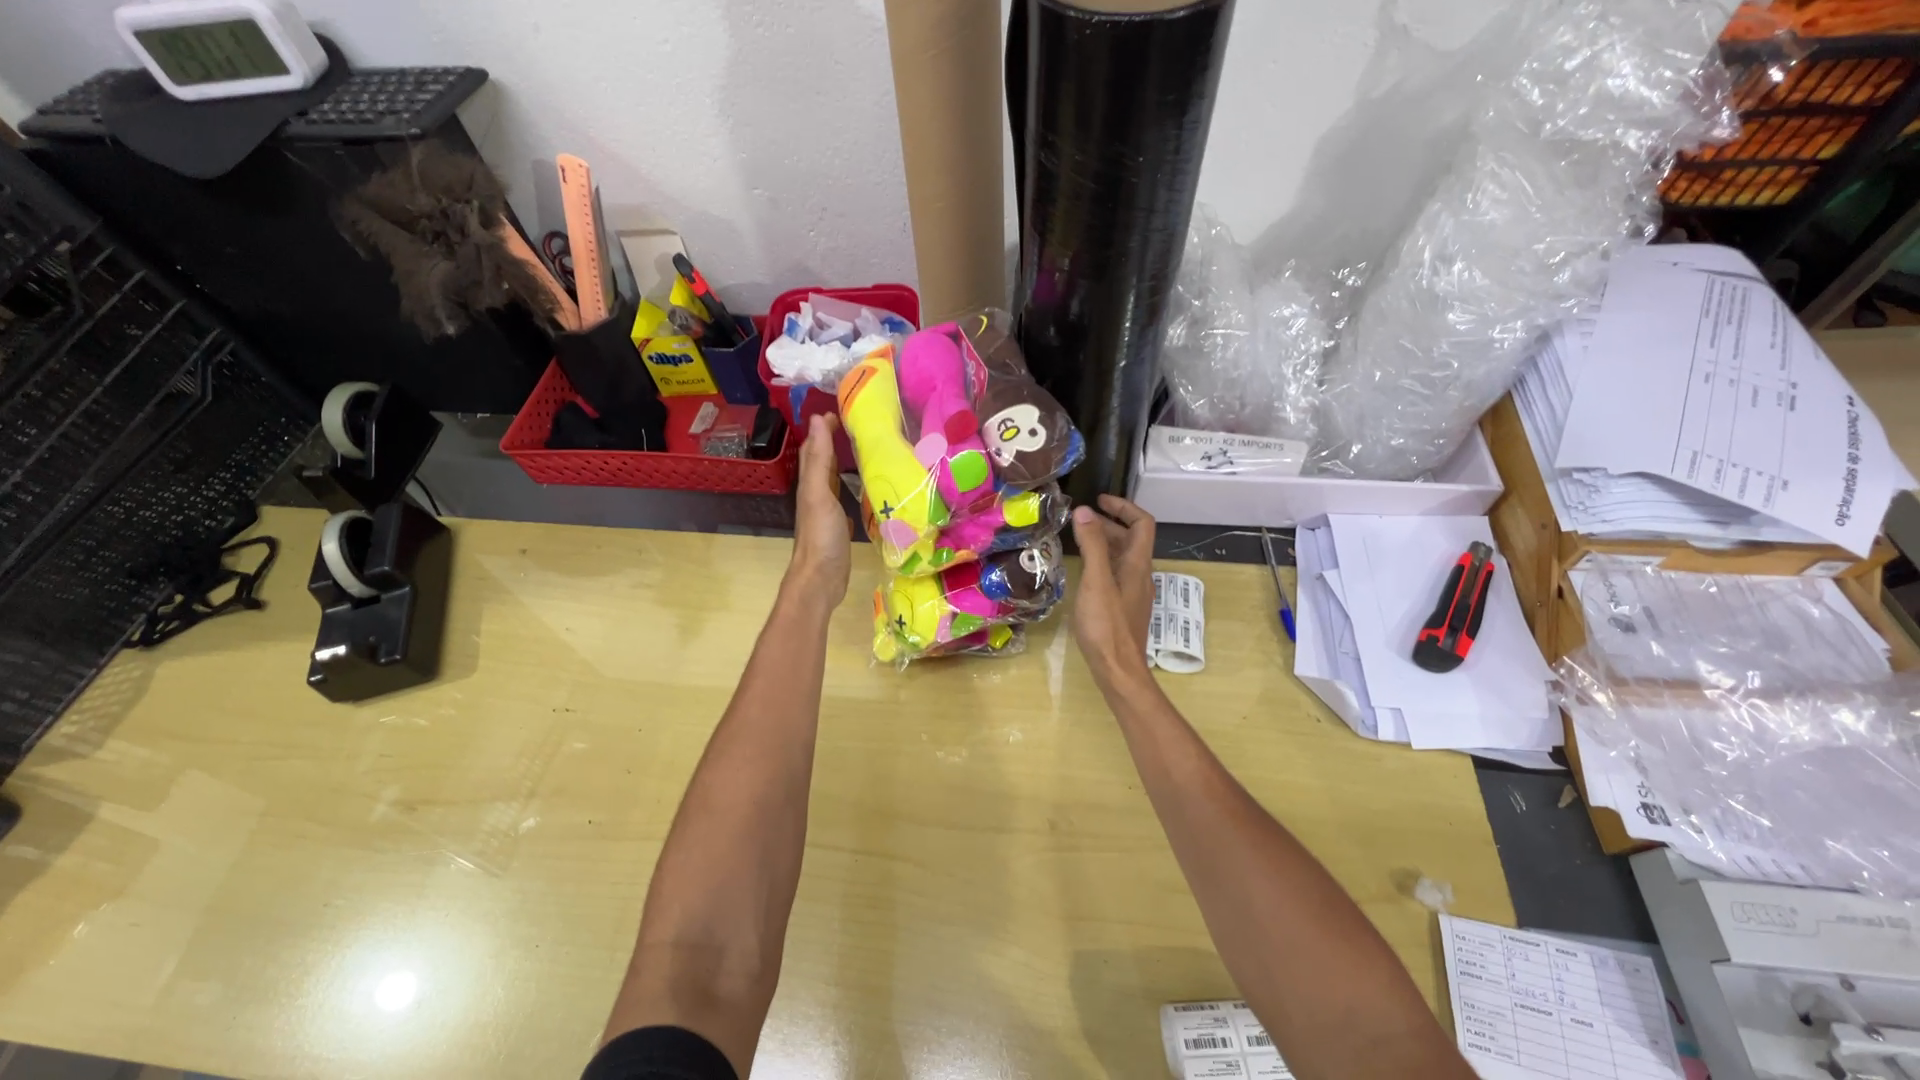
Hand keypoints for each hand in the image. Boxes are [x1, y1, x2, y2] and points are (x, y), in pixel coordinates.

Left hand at [786, 414, 850, 607]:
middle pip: (823, 462)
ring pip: (834, 481)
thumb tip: (817, 418)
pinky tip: (865, 491)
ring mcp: (827, 513)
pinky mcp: (839, 529)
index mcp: (811, 484)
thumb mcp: (819, 493)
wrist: (820, 580)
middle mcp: (817, 495)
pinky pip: (846, 502)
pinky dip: (853, 491)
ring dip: (844, 465)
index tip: (843, 410)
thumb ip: (819, 458)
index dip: (824, 428)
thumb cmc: (821, 536)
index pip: (815, 447)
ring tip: (865, 450)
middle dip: (835, 441)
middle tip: (858, 425)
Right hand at [1070, 494, 1156, 684]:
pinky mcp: (1124, 607)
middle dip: (1109, 523)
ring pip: (1123, 558)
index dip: (1124, 507)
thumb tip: (1085, 511)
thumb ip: (1092, 546)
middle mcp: (1140, 576)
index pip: (1142, 524)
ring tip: (1078, 540)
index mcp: (1138, 565)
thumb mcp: (1096, 582)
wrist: (1118, 671)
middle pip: (1131, 539)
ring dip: (1104, 543)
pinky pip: (1116, 574)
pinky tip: (1083, 571)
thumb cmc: (1107, 626)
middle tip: (1081, 520)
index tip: (1099, 500)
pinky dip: (1102, 562)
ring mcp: (1133, 593)